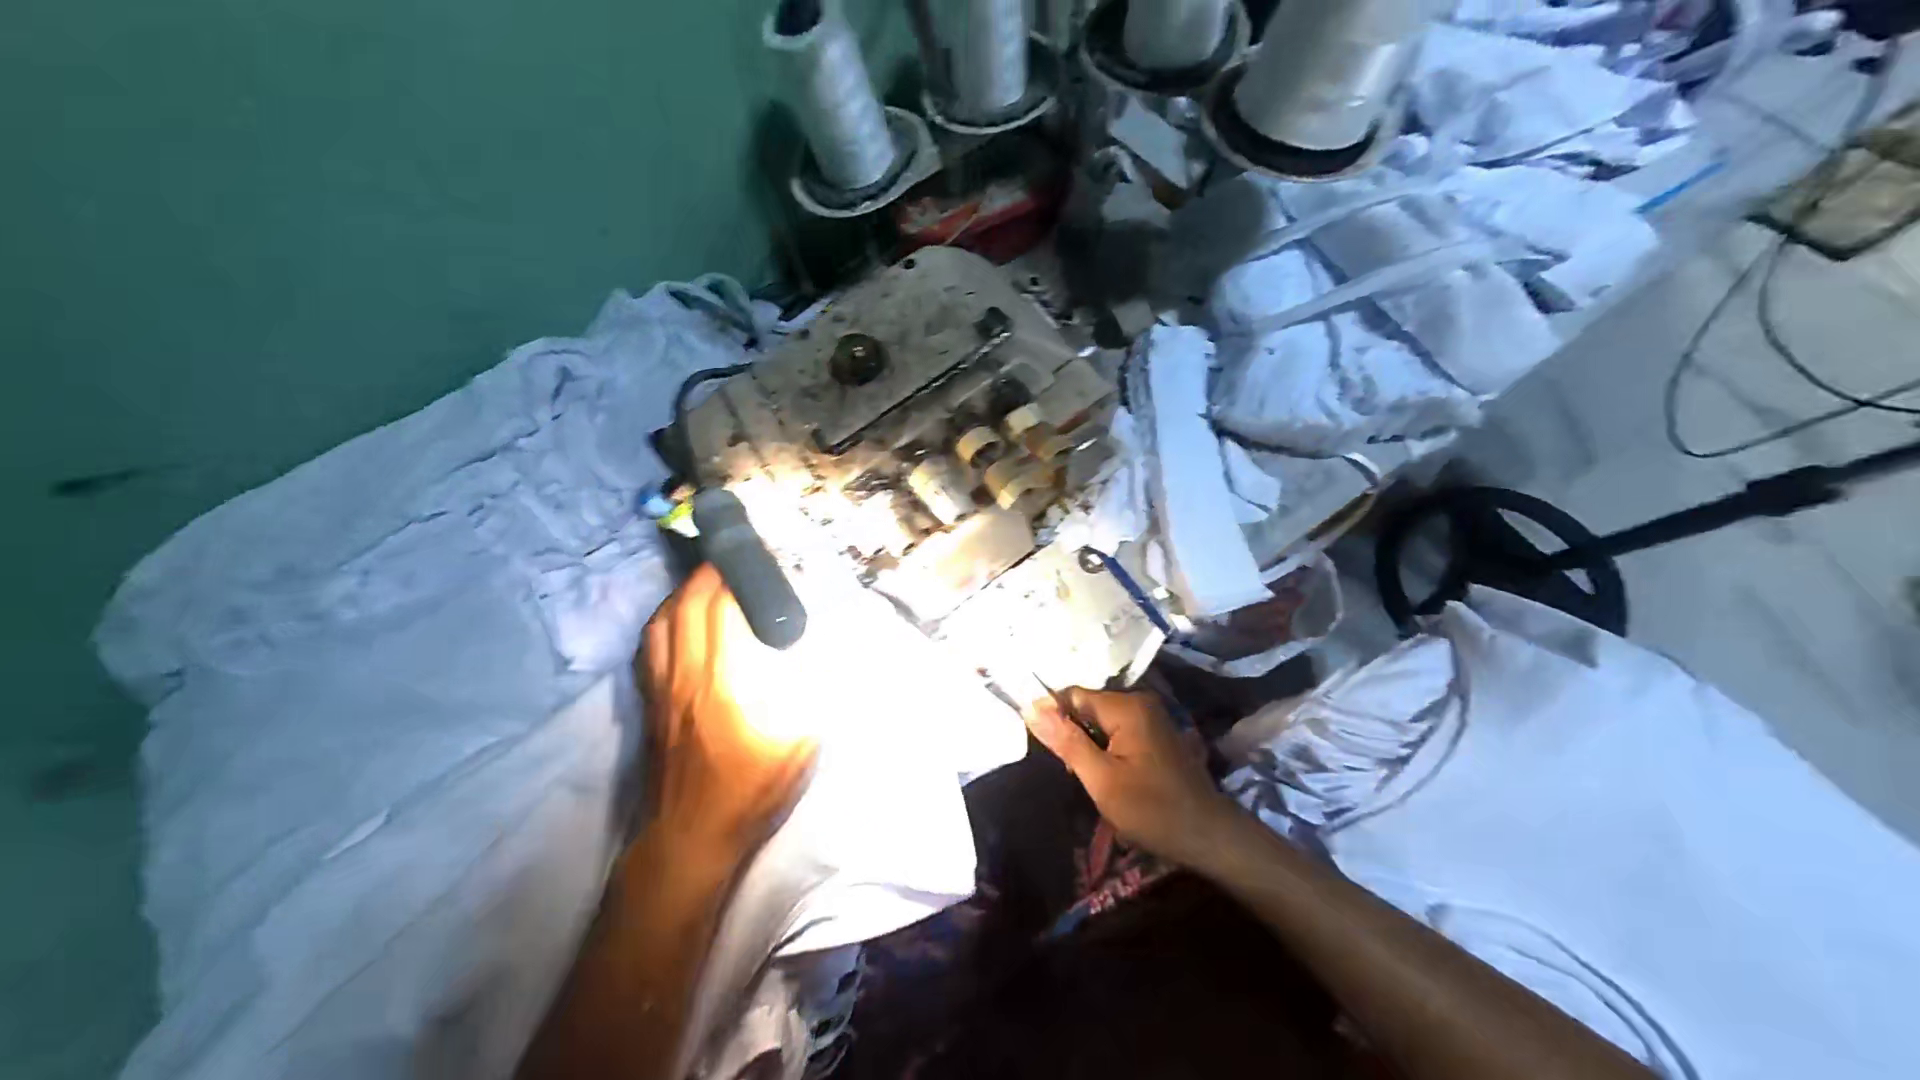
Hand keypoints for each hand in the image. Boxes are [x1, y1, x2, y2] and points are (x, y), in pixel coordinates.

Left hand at [637, 564, 817, 864]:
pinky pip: (648, 651)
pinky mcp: (648, 709)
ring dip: (679, 596)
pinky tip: (676, 628)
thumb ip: (807, 699)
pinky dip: (662, 626)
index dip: (732, 579)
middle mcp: (683, 678)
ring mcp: (659, 693)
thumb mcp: (796, 748)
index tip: (752, 562)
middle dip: (704, 575)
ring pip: (659, 626)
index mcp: (721, 684)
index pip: (718, 612)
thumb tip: (813, 661)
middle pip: (684, 608)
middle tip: (728, 561)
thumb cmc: (747, 794)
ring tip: (702, 587)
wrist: (687, 840)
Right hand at [1026, 688, 1245, 870]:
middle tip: (1072, 771)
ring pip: (1101, 721)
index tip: (1045, 749)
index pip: (1072, 695)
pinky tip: (1109, 776)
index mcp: (1126, 706)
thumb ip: (1066, 741)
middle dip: (1072, 734)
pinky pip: (1118, 730)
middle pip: (1087, 707)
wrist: (1208, 836)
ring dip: (1089, 744)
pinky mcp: (1156, 733)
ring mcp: (1151, 717)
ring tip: (1088, 777)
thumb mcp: (1100, 779)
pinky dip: (1106, 748)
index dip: (1052, 717)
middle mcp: (1140, 702)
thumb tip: (1031, 708)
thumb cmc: (1152, 809)